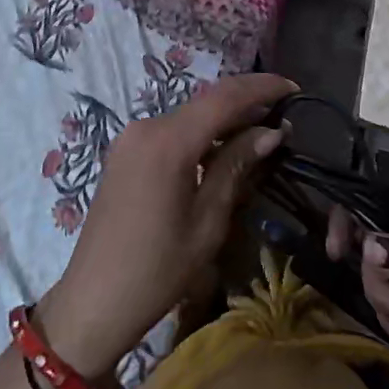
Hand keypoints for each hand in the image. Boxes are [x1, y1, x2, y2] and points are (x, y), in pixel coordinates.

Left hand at [36, 74, 296, 377]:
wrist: (94, 301)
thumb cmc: (158, 271)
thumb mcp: (207, 221)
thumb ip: (236, 166)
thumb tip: (272, 131)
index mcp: (168, 142)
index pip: (224, 96)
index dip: (262, 87)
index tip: (294, 88)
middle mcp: (147, 126)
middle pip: (206, 101)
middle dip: (246, 103)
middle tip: (284, 117)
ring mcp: (131, 137)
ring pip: (190, 115)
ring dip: (225, 119)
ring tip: (262, 134)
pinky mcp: (125, 151)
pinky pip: (172, 130)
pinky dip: (201, 133)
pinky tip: (224, 149)